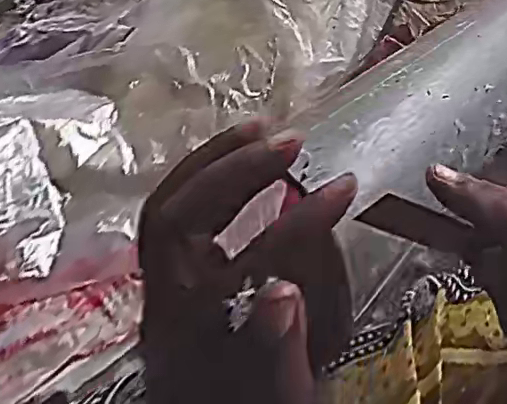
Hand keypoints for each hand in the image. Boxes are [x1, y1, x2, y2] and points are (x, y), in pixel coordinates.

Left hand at [140, 119, 357, 403]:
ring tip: (264, 129)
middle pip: (182, 219)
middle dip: (238, 170)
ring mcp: (160, 288)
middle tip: (292, 141)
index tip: (346, 187)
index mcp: (199, 336)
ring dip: (216, 159)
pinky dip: (204, 172)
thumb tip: (286, 296)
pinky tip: (240, 154)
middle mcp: (166, 307)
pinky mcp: (167, 274)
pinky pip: (172, 210)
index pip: (251, 263)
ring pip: (169, 207)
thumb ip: (282, 351)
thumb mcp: (282, 398)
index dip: (304, 221)